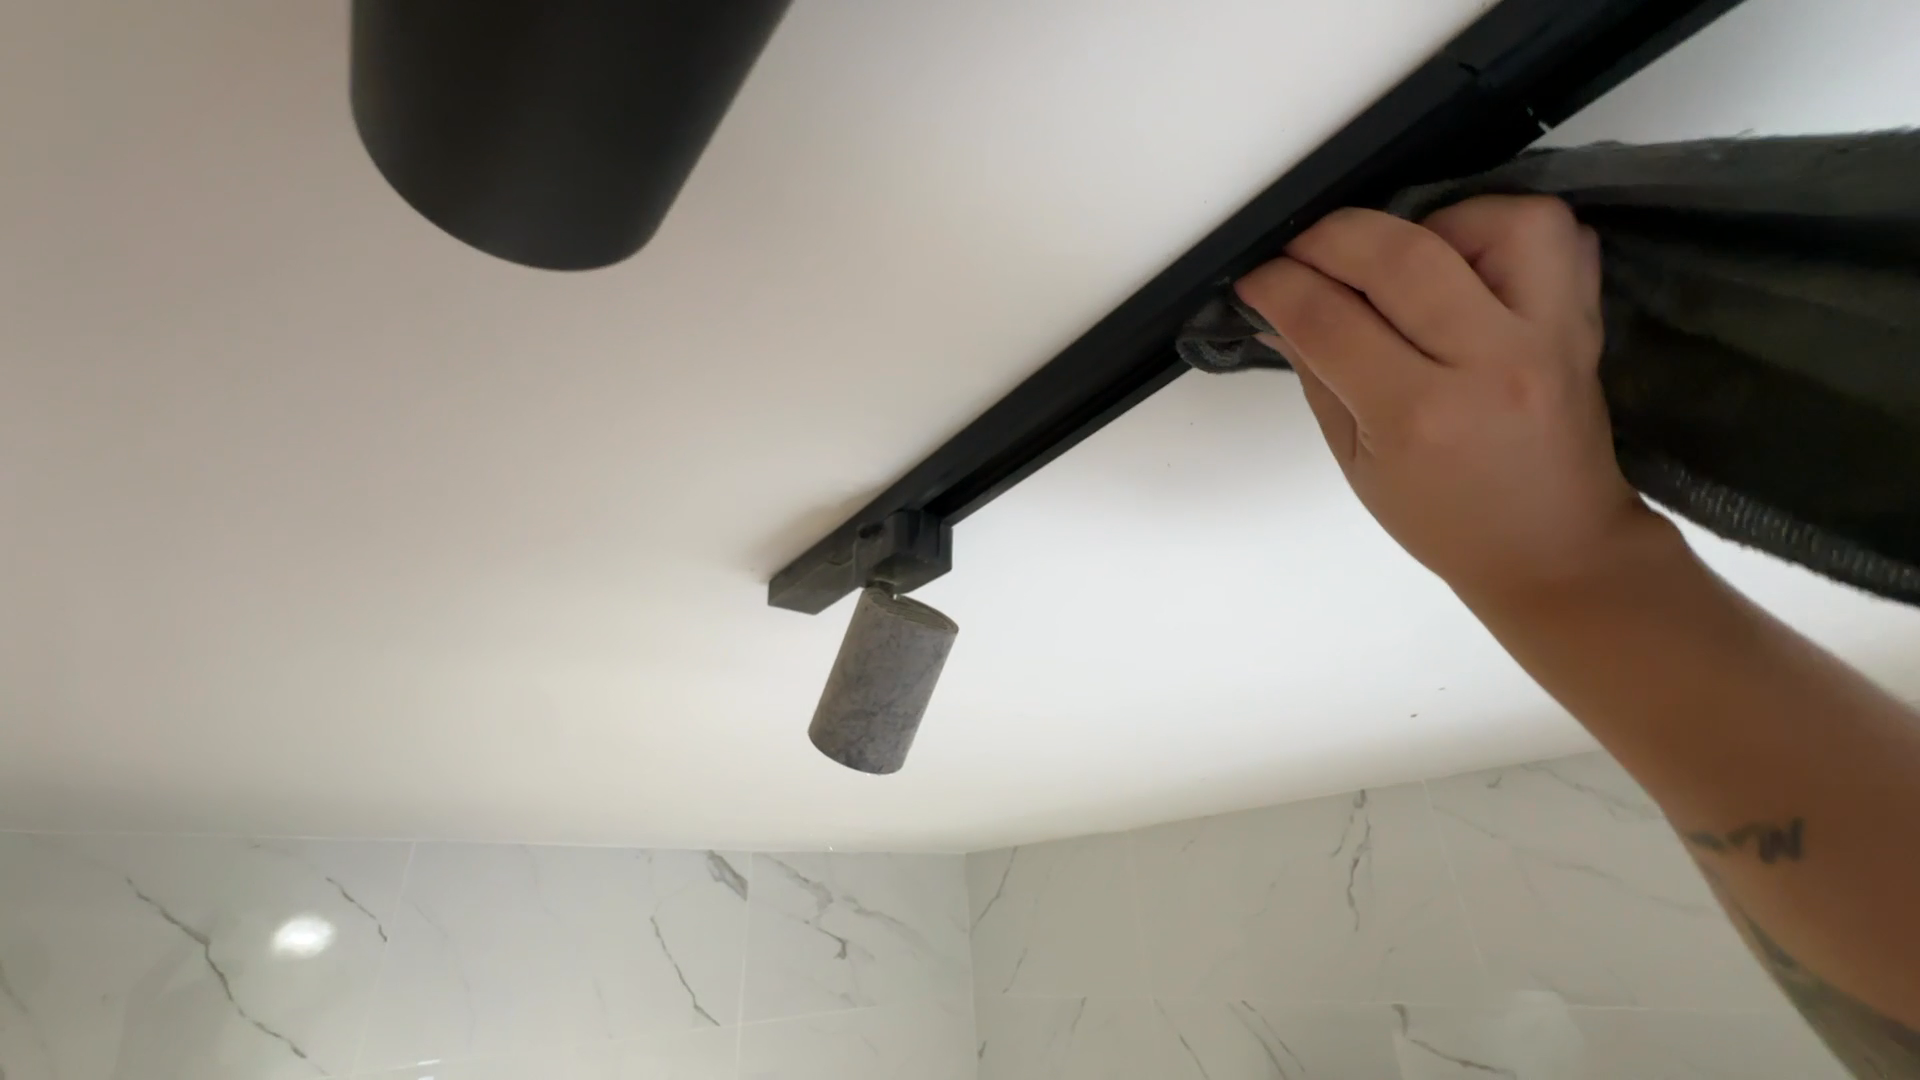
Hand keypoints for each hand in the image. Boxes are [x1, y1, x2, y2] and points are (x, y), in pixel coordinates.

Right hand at [1235, 196, 1664, 604]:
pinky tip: (1455, 258)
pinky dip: (1491, 226)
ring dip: (1422, 221)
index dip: (1277, 286)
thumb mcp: (1354, 458)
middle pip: (1399, 256)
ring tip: (1390, 256)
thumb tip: (1278, 312)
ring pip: (1489, 221)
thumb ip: (1317, 374)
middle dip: (1327, 237)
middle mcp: (1487, 362)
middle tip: (1294, 246)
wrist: (1550, 546)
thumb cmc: (1438, 519)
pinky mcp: (1581, 318)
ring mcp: (1548, 333)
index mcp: (1416, 414)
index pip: (1328, 321)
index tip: (1253, 276)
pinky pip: (1549, 232)